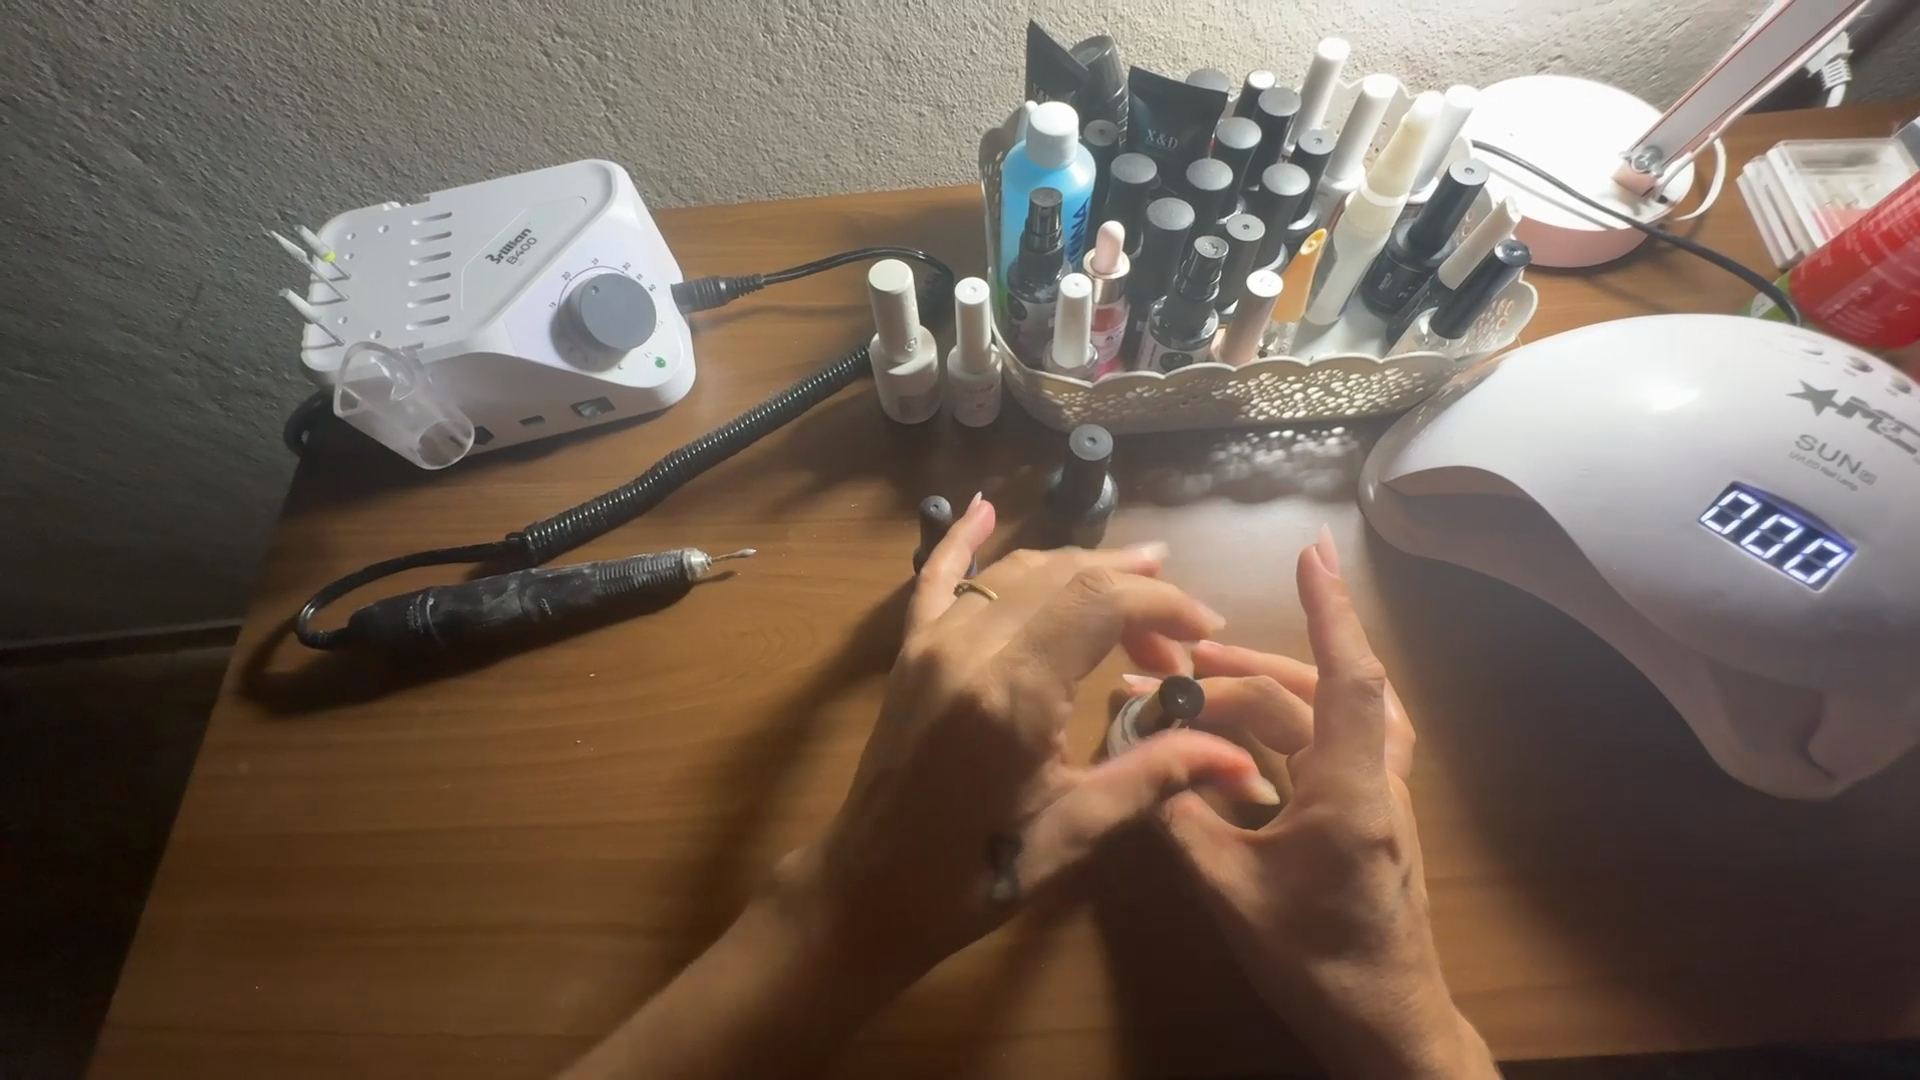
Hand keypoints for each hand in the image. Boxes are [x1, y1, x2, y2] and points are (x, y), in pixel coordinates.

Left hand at [789, 495, 1279, 985]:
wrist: (872, 885)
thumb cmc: (976, 873)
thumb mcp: (1075, 830)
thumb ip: (1155, 775)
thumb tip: (1241, 759)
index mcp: (1012, 692)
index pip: (1101, 602)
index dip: (1164, 602)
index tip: (1204, 628)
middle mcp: (969, 646)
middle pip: (1066, 576)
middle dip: (1134, 587)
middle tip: (1176, 626)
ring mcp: (932, 639)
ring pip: (1018, 571)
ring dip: (1080, 570)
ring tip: (1134, 581)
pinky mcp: (910, 646)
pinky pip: (938, 575)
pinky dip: (965, 539)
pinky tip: (985, 506)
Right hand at [1160, 530, 1495, 1079]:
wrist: (1388, 1027)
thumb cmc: (1315, 963)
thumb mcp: (1228, 892)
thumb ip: (1178, 817)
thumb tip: (1135, 758)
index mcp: (1348, 795)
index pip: (1345, 681)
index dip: (1329, 611)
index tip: (1313, 552)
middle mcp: (1371, 779)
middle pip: (1309, 693)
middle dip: (1239, 670)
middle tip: (1174, 667)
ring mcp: (1373, 791)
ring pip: (1319, 711)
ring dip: (1259, 687)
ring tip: (1197, 681)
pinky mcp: (1362, 805)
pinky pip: (1323, 736)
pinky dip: (1277, 715)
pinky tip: (1234, 724)